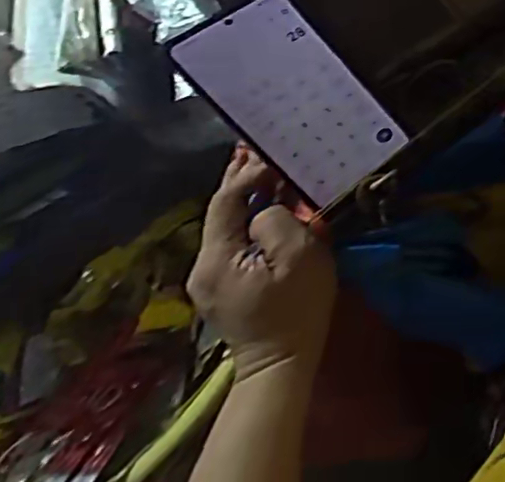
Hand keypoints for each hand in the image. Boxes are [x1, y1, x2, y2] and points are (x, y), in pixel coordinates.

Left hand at [187, 147, 336, 380]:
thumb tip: (267, 208)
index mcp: (218, 257)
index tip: (274, 154)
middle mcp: (205, 263)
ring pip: (227, 220)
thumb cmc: (295, 308)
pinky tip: (260, 197)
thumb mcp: (299, 258)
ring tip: (254, 158)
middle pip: (220, 208)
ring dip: (243, 190)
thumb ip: (278, 222)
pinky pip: (235, 234)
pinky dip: (248, 210)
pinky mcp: (226, 282)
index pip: (225, 201)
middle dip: (239, 175)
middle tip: (254, 141)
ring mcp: (212, 275)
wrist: (282, 364)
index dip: (248, 174)